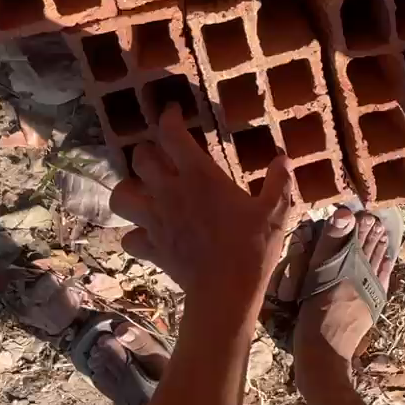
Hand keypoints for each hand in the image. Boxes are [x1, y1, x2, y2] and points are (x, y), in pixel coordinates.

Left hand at [110, 105, 294, 301]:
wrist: (226, 292)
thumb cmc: (251, 249)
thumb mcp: (275, 212)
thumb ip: (278, 182)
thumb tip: (284, 159)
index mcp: (199, 176)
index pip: (170, 134)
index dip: (168, 117)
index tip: (173, 111)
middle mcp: (170, 193)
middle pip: (140, 158)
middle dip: (148, 151)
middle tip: (163, 155)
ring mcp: (155, 221)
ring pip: (121, 195)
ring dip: (129, 189)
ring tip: (145, 191)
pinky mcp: (151, 248)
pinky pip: (130, 237)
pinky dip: (136, 234)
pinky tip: (150, 233)